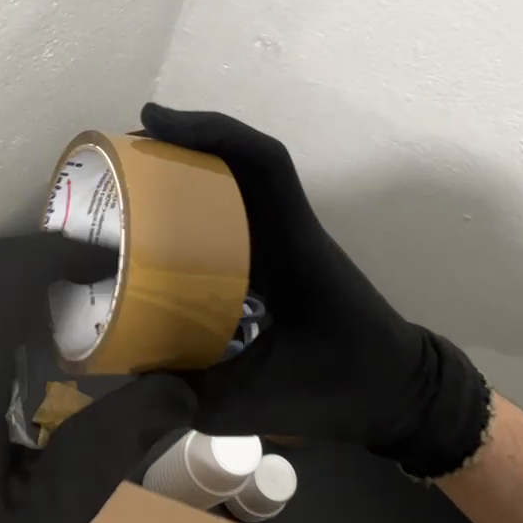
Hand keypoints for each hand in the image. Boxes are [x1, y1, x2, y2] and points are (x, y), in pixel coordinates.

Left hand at [0, 233, 195, 522]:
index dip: (65, 256)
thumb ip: (115, 444)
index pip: (10, 280)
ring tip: (77, 288)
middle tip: (105, 272)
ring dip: (23, 266)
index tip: (116, 265)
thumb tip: (182, 389)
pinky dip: (0, 286)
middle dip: (49, 251)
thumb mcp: (52, 512)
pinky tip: (33, 322)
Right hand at [140, 104, 490, 478]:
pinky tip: (163, 234)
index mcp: (294, 246)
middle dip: (184, 147)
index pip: (262, 164)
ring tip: (134, 183)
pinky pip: (239, 218)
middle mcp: (291, 232)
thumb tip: (122, 384)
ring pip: (240, 188)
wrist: (400, 397)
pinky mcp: (283, 263)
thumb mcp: (260, 401)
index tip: (152, 121)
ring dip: (191, 173)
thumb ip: (189, 400)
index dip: (209, 132)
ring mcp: (288, 245)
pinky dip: (201, 209)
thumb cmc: (344, 388)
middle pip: (242, 164)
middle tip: (125, 158)